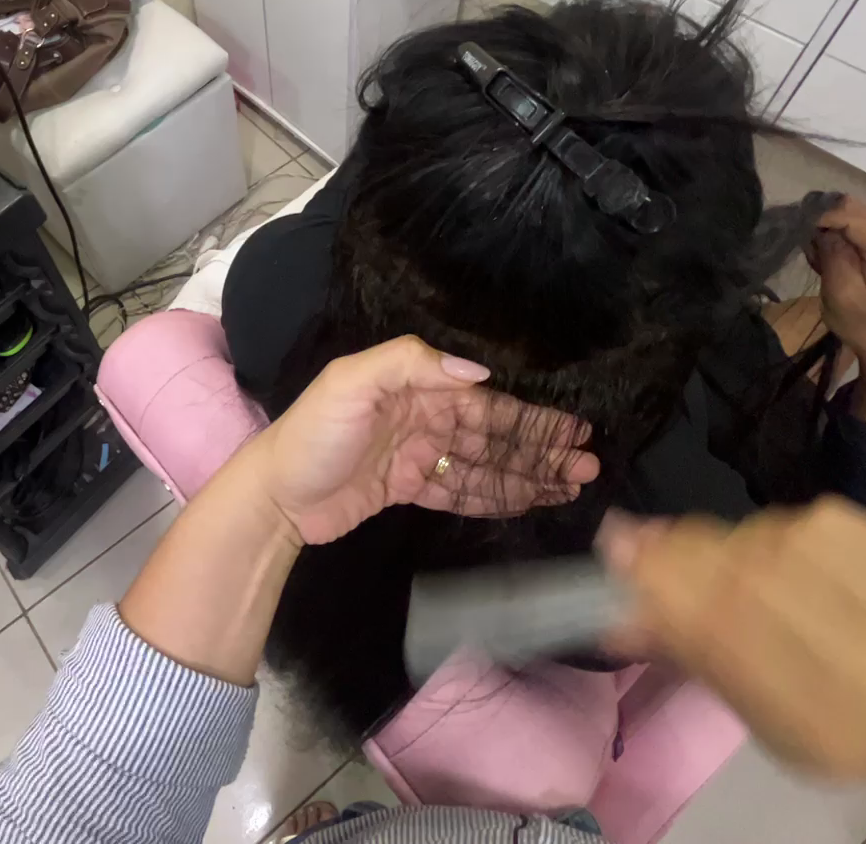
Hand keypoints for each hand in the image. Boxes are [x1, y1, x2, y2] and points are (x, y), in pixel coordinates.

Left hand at [242, 335, 597, 544]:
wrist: (276, 495)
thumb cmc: (313, 435)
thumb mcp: (351, 383)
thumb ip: (410, 365)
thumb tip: (479, 372)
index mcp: (412, 389)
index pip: (483, 402)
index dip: (528, 416)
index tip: (574, 428)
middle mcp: (420, 418)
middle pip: (490, 434)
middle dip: (538, 448)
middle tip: (588, 465)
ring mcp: (415, 456)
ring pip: (481, 464)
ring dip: (526, 473)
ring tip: (572, 485)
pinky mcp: (406, 489)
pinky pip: (459, 490)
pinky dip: (494, 494)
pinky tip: (527, 500)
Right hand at [599, 497, 865, 780]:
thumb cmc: (834, 726)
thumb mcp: (755, 715)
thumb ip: (688, 655)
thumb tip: (610, 610)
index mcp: (834, 734)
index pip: (729, 640)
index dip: (666, 586)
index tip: (617, 552)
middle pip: (759, 584)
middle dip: (688, 552)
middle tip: (646, 537)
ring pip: (790, 544)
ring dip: (738, 540)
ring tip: (725, 554)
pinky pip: (833, 523)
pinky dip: (789, 526)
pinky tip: (786, 547)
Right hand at [807, 197, 865, 375]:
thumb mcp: (842, 299)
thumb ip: (833, 257)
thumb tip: (818, 226)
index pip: (849, 212)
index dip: (815, 219)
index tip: (791, 237)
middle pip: (852, 209)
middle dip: (823, 228)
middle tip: (813, 260)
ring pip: (853, 213)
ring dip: (831, 234)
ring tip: (825, 264)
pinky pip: (862, 223)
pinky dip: (843, 238)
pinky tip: (840, 260)